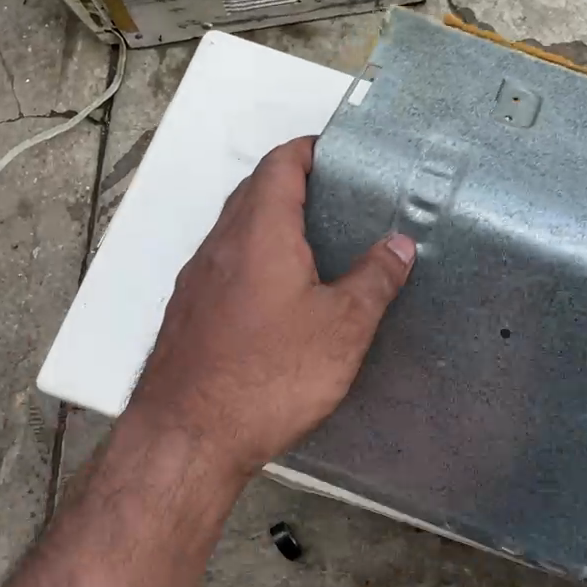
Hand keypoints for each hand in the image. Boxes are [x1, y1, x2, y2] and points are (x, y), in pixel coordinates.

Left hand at [123, 135, 414, 482]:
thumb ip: (374, 280)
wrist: (187, 437)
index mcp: (260, 232)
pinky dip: (254, 259)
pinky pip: (225, 265)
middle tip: (340, 199)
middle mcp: (221, 244)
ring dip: (272, 222)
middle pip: (255, 191)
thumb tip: (398, 245)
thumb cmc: (267, 377)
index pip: (281, 163)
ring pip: (237, 229)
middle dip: (295, 183)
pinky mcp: (189, 312)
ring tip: (317, 245)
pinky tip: (280, 295)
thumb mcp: (342, 328)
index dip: (311, 149)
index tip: (340, 154)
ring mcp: (198, 279)